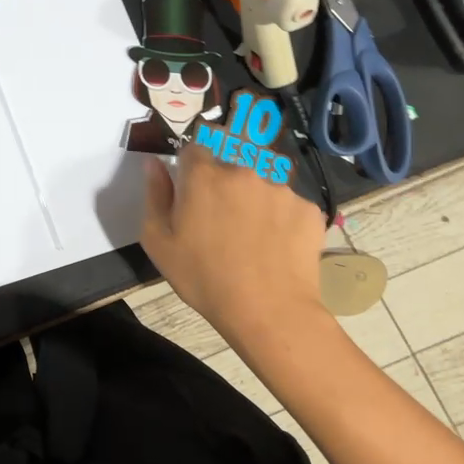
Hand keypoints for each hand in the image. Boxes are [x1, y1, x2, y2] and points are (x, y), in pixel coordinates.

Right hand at [139, 145, 326, 342]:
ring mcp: (279, 189)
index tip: (192, 195)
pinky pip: (289, 205)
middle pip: (228, 168)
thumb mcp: (158, 240)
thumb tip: (154, 163)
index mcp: (202, 175)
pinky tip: (278, 245)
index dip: (190, 171)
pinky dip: (282, 219)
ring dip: (254, 201)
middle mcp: (242, 171)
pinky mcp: (309, 209)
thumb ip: (154, 194)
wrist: (269, 313)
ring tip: (254, 238)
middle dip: (224, 187)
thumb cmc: (203, 277)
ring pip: (260, 186)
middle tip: (222, 223)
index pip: (194, 150)